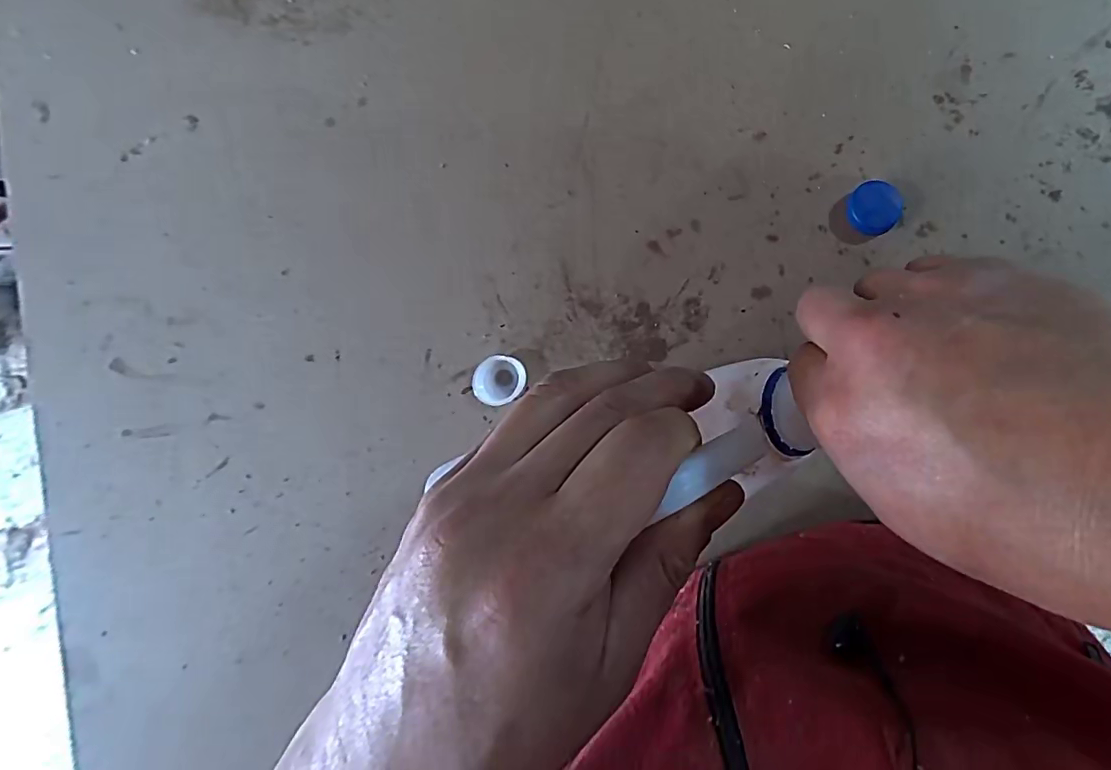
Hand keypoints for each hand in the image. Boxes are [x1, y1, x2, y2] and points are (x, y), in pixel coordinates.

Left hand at [276, 361, 743, 769]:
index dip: (683, 430)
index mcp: (551, 559)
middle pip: (599, 407)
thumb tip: (718, 493)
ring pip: (553, 395)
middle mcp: (501, 506)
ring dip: (612, 377)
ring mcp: (462, 489)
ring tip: (650, 383)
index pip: (637, 446)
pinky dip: (564, 404)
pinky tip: (588, 418)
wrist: (392, 752)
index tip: (706, 444)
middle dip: (660, 386)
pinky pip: (513, 422)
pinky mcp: (441, 486)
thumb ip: (667, 560)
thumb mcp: (612, 657)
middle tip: (696, 390)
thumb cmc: (510, 724)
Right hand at [787, 256, 1110, 669]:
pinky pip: (940, 270)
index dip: (833, 387)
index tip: (867, 402)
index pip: (801, 370)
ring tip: (969, 351)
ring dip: (905, 312)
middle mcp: (874, 343)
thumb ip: (877, 447)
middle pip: (821, 307)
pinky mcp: (994, 270)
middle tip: (905, 369)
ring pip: (884, 283)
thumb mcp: (933, 519)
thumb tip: (873, 412)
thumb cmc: (1057, 537)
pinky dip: (955, 296)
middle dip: (847, 335)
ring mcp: (935, 296)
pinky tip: (1009, 332)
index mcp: (851, 417)